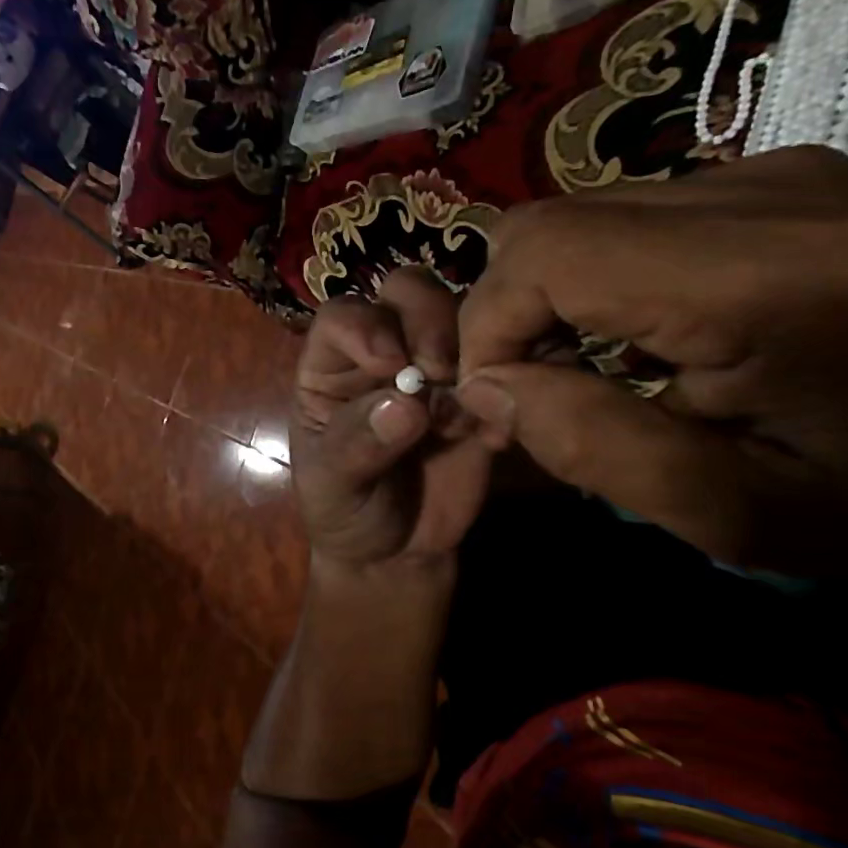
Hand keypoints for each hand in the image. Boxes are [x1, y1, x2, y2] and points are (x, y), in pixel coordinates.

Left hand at [292, 269, 493, 573]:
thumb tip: (406, 403)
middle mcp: (385, 352)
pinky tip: (498, 433)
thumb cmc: (344, 510)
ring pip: (464, 317)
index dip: (368, 325)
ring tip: (468, 407)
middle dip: (428, 321)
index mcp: (331, 365)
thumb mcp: (332, 485)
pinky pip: (510, 364)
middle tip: (438, 371)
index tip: (390, 363)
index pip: (344, 315)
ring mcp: (438, 369)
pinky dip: (516, 381)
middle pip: (408, 294)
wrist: (395, 553)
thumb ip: (358, 444)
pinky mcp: (484, 395)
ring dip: (474, 347)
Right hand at [454, 146, 847, 576]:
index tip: (499, 399)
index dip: (488, 323)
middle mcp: (764, 194)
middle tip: (529, 389)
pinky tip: (630, 331)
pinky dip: (592, 275)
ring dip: (545, 295)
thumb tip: (487, 387)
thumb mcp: (740, 514)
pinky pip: (628, 215)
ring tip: (576, 367)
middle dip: (505, 312)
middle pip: (548, 224)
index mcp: (762, 281)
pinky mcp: (779, 178)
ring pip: (579, 214)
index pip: (546, 252)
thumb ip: (597, 449)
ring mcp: (776, 173)